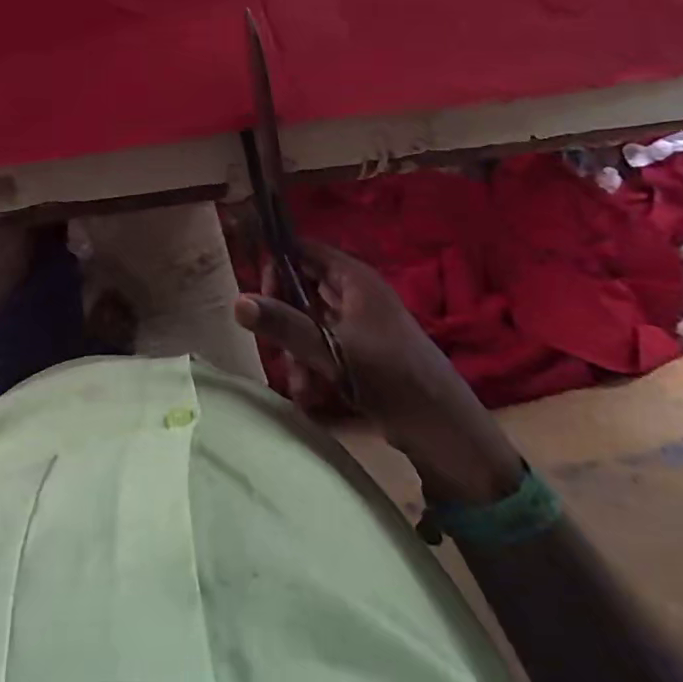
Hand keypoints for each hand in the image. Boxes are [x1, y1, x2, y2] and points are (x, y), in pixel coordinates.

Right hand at [234, 239, 525, 504]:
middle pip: (303, 288)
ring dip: (296, 351)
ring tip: (298, 384)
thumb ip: (284, 325)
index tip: (259, 295)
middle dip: (284, 318)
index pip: (305, 251)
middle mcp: (357, 295)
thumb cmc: (390, 376)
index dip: (278, 264)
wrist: (444, 430)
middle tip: (272, 344)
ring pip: (311, 323)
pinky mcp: (363, 353)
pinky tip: (309, 395)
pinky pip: (324, 348)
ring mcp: (361, 325)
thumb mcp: (331, 350)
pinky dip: (312, 367)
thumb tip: (238, 301)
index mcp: (355, 279)